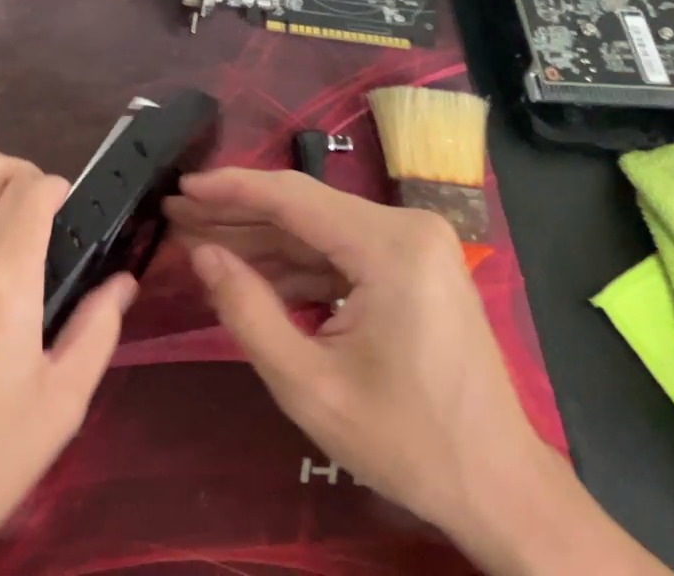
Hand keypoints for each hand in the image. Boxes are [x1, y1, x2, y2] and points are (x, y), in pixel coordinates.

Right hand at [167, 169, 668, 575]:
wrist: (498, 487)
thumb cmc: (405, 440)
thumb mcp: (307, 382)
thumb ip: (246, 309)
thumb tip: (201, 252)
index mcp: (391, 247)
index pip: (292, 197)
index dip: (229, 189)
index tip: (179, 187)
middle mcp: (408, 230)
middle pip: (303, 210)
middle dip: (236, 215)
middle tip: (175, 216)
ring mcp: (416, 249)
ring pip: (318, 231)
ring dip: (259, 241)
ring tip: (197, 242)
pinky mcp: (415, 271)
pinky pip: (340, 255)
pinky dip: (293, 266)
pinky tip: (247, 274)